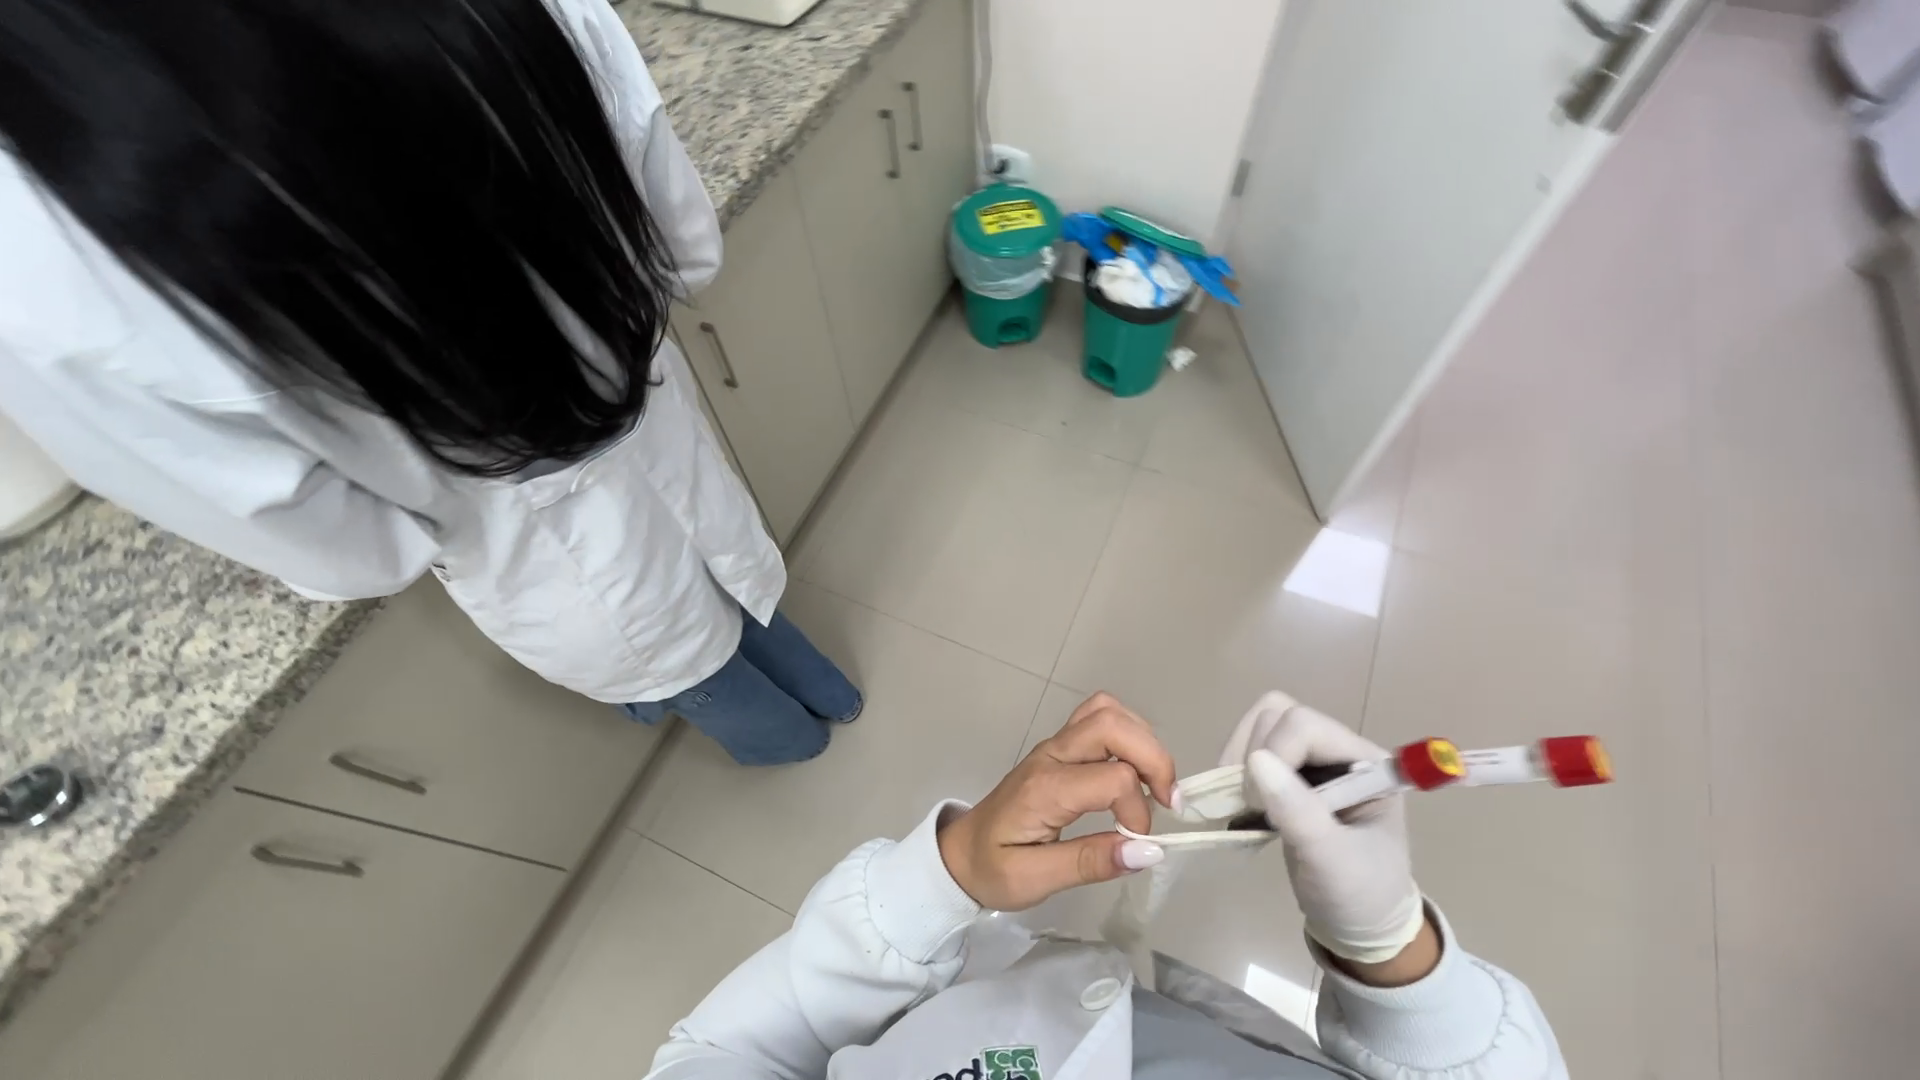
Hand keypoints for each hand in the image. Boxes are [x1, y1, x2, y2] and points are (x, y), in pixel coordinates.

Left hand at [938, 693, 1176, 911]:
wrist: (957, 855)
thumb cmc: (992, 869)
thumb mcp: (1034, 880)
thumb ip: (1089, 863)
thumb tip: (1148, 851)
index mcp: (1045, 788)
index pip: (1113, 777)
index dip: (1138, 810)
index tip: (1138, 843)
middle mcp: (1051, 755)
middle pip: (1111, 723)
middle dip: (1153, 758)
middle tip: (1166, 802)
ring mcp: (1054, 746)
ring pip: (1106, 711)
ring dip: (1142, 741)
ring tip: (1153, 786)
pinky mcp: (1058, 748)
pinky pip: (1097, 719)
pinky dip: (1127, 736)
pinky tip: (1134, 772)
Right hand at [1220, 692, 1428, 970]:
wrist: (1359, 927)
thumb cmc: (1358, 895)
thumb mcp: (1332, 860)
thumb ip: (1298, 811)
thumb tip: (1256, 760)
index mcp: (1366, 761)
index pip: (1304, 724)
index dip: (1274, 753)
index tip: (1264, 805)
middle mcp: (1339, 750)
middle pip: (1278, 714)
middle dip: (1253, 755)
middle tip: (1252, 805)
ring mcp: (1313, 760)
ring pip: (1260, 725)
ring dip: (1240, 760)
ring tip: (1245, 806)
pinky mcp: (1289, 774)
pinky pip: (1250, 747)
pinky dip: (1235, 770)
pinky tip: (1240, 806)